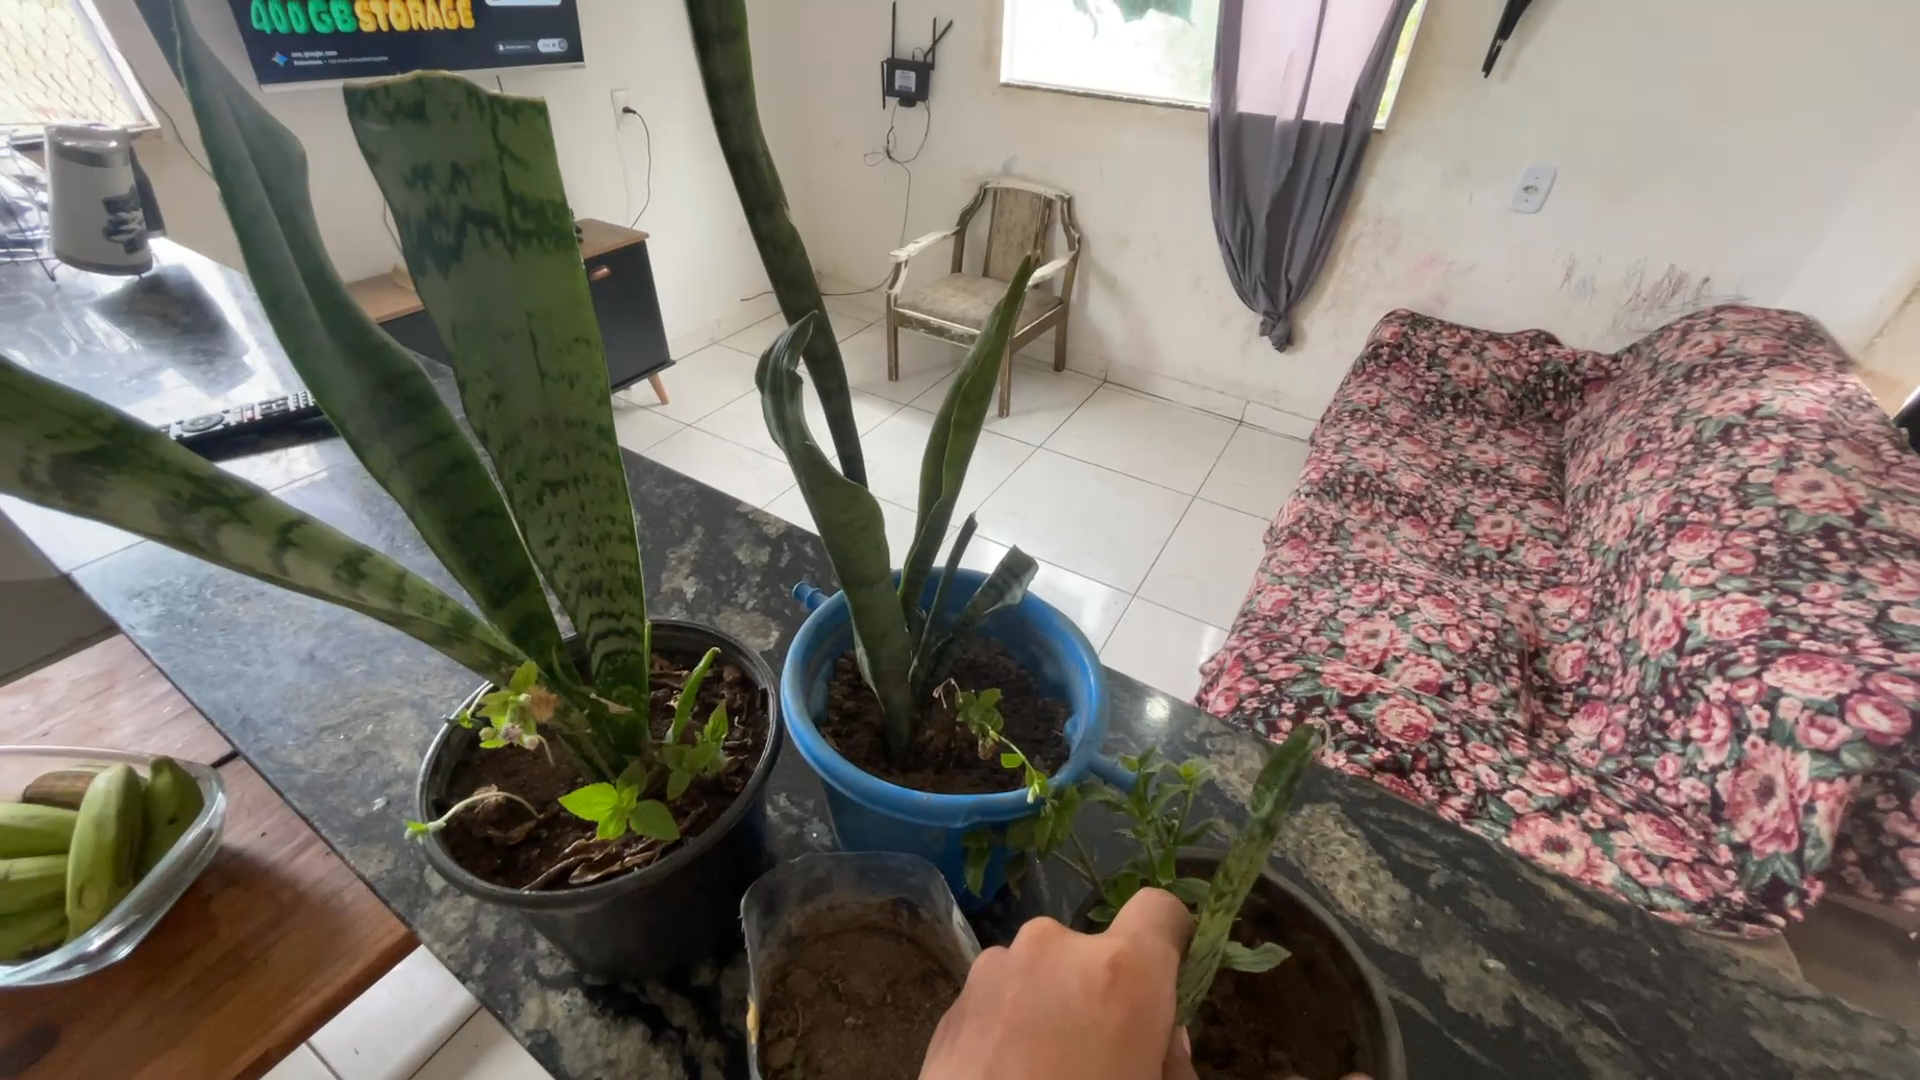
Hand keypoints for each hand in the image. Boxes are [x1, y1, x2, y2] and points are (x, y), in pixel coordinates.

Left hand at [920, 888, 1195, 1079]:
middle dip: (1106, 995)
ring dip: (1055, 1008)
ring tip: (1045, 1075)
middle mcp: (1054, 947)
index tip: (1171, 977)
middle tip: (1103, 1060)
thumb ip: (1170, 1061)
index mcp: (1120, 972)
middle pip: (1098, 952)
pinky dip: (1014, 1023)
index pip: (1160, 909)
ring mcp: (997, 965)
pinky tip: (1007, 1078)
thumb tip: (1162, 1037)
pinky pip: (1004, 994)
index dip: (1172, 938)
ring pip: (1046, 972)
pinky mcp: (956, 996)